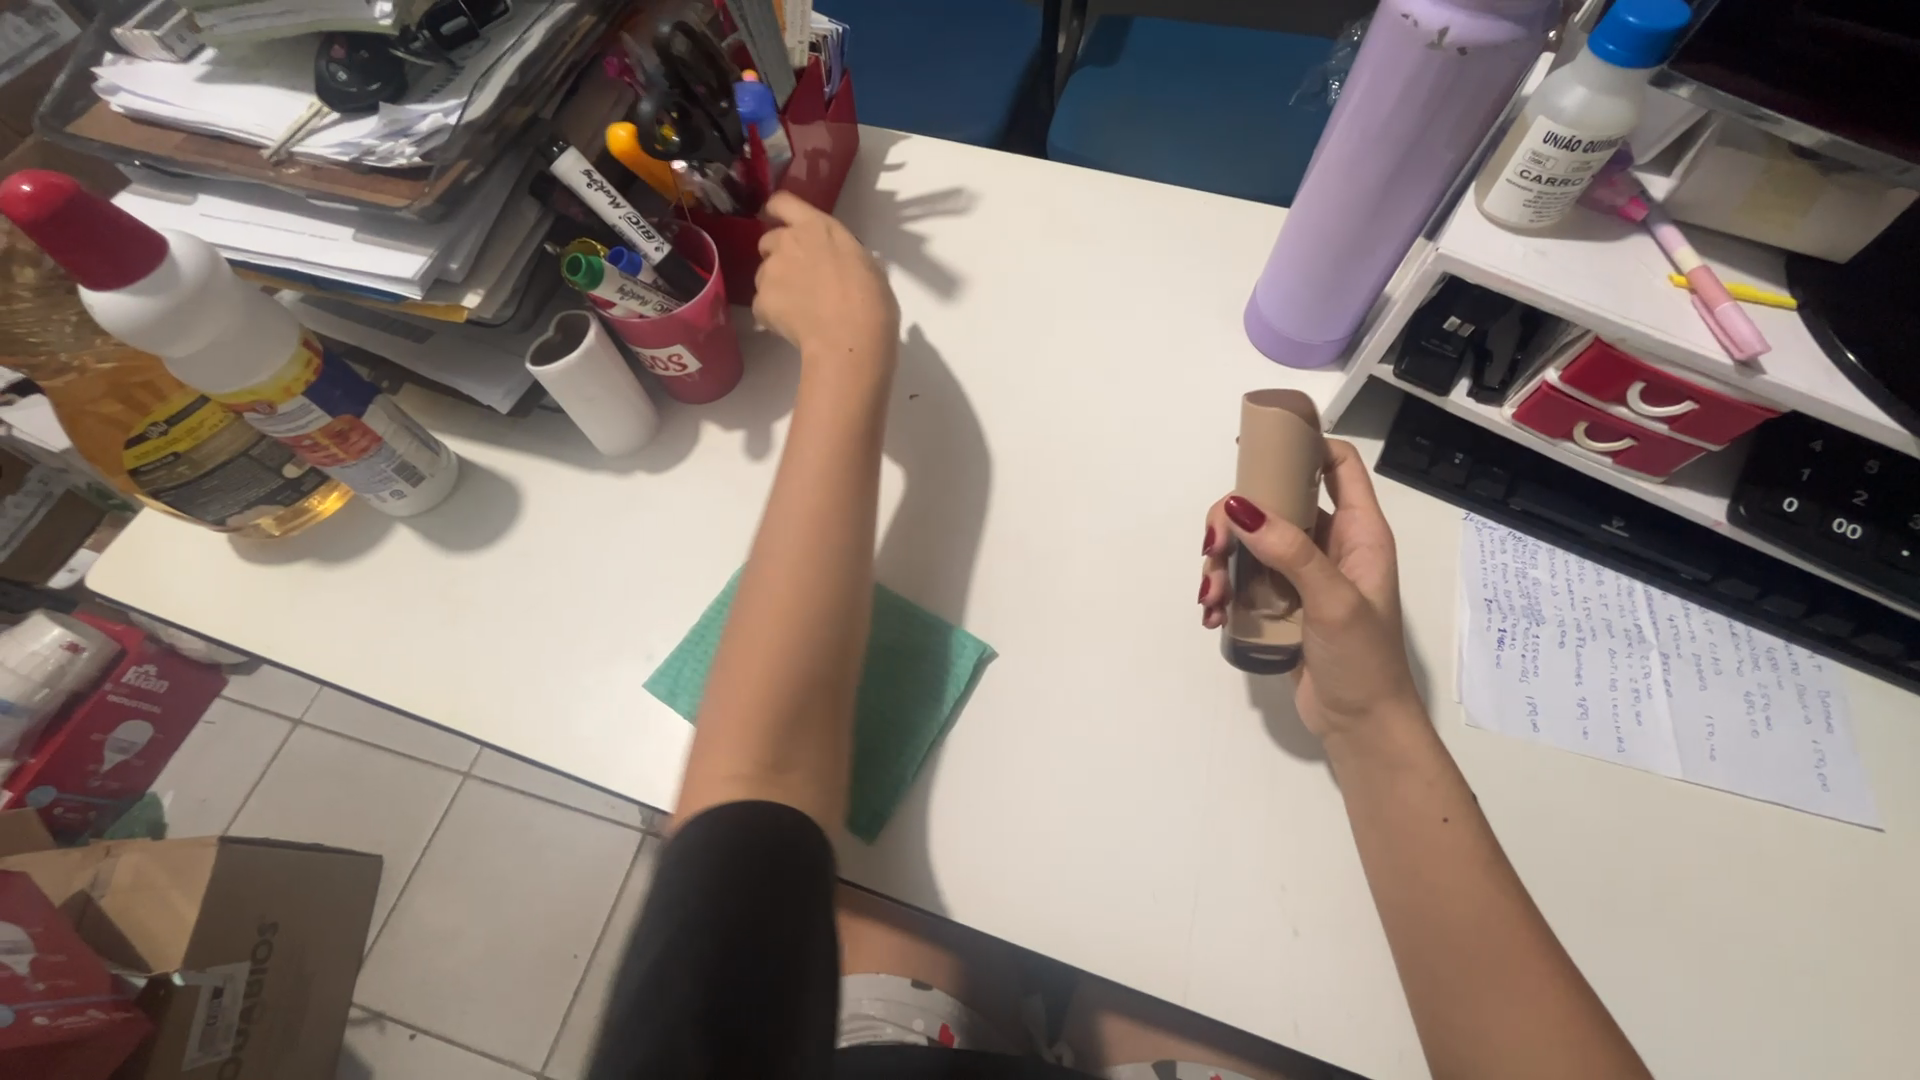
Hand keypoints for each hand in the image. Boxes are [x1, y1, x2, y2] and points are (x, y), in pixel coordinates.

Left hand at [753, 192, 899, 373]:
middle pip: (768, 241)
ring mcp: (771, 271)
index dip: (777, 212)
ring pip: (763, 275)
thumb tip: (840, 266)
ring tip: (799, 312)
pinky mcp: (761, 301)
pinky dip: (772, 316)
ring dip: (776, 288)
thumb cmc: (871, 302)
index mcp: (818, 227)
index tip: (780, 222)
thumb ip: (842, 256)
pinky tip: (793, 329)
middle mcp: (788, 242)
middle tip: (798, 280)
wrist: (850, 338)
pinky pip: (761, 307)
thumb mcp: (867, 266)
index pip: (783, 203)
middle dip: (778, 256)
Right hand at [1199, 438, 1420, 738]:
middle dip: (1234, 520)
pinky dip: (1222, 590)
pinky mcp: (1278, 602)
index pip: (1337, 466)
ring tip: (1212, 599)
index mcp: (1358, 533)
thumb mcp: (1333, 601)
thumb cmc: (1363, 660)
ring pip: (1249, 542)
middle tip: (1211, 547)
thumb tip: (1239, 507)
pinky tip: (1214, 615)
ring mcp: (1300, 574)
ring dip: (1221, 563)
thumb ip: (1289, 552)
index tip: (1256, 449)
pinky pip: (1242, 578)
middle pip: (1274, 502)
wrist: (1359, 726)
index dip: (1302, 446)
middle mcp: (1328, 545)